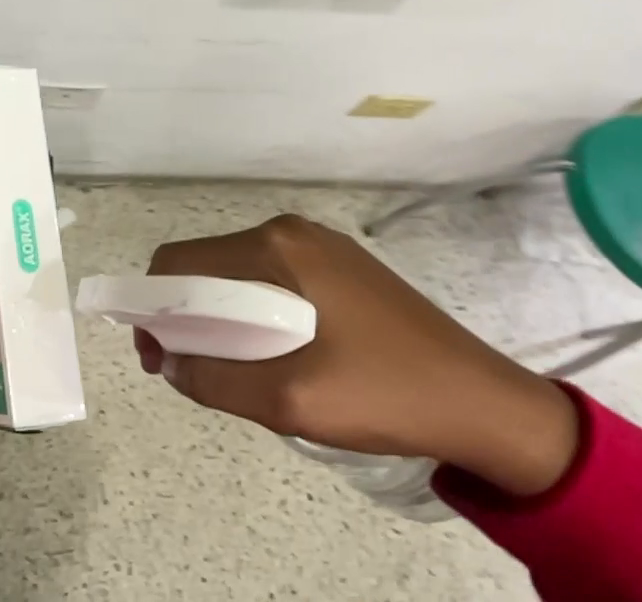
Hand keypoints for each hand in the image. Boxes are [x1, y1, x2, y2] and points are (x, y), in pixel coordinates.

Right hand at [137, 214, 579, 496]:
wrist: (489, 407)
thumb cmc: (386, 394)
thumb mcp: (289, 400)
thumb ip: (214, 381)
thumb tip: (170, 364)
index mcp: (275, 247)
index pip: (180, 262)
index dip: (152, 308)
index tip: (157, 359)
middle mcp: (292, 233)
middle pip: (207, 267)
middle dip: (185, 317)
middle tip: (193, 372)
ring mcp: (321, 249)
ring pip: (239, 278)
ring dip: (220, 320)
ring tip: (237, 371)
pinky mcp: (342, 271)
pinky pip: (273, 285)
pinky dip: (254, 317)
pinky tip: (276, 357)